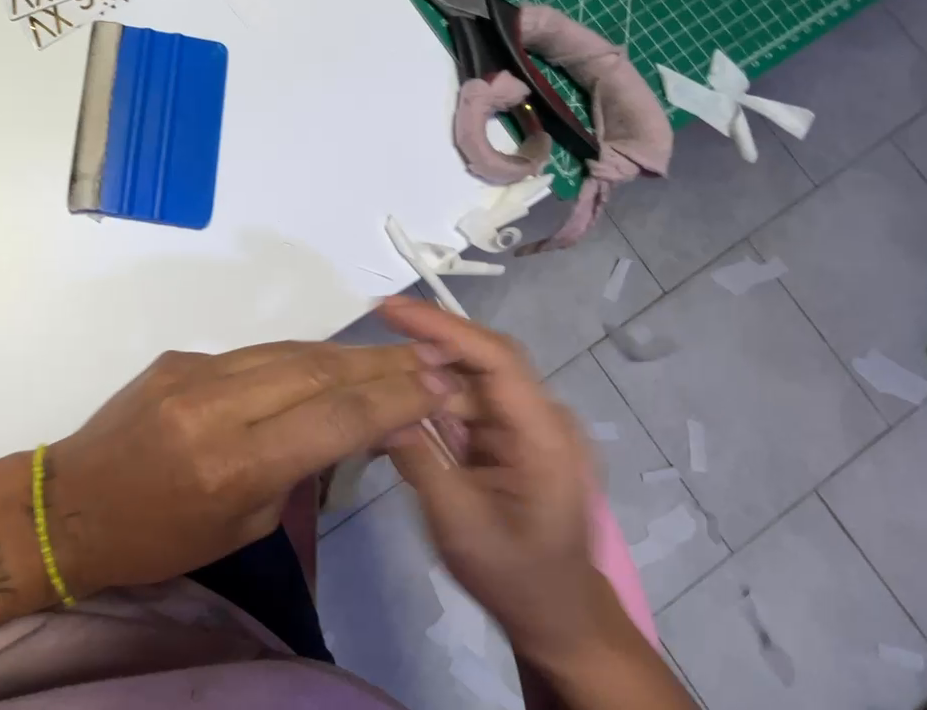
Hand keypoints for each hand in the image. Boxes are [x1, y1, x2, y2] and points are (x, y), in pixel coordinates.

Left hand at [43, 339, 457, 597]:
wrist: (73, 504)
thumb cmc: (160, 538)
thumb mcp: (243, 525)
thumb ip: (297, 470)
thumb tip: (347, 426)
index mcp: (234, 463)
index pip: (334, 417)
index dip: (392, 399)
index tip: (437, 386)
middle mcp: (213, 405)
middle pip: (314, 370)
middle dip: (377, 364)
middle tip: (427, 360)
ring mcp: (190, 372)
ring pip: (284, 352)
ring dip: (340, 354)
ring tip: (389, 355)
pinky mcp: (175, 358)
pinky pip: (248, 355)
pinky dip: (292, 359)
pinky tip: (321, 364)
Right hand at [381, 297, 610, 667]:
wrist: (556, 617)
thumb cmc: (515, 574)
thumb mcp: (460, 522)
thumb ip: (421, 459)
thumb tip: (379, 408)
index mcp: (543, 435)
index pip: (495, 359)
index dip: (442, 327)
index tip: (388, 309)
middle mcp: (540, 420)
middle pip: (481, 360)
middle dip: (426, 342)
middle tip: (370, 329)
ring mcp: (524, 429)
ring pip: (467, 380)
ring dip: (421, 374)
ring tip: (370, 372)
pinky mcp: (506, 440)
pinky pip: (463, 404)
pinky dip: (427, 399)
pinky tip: (392, 401)